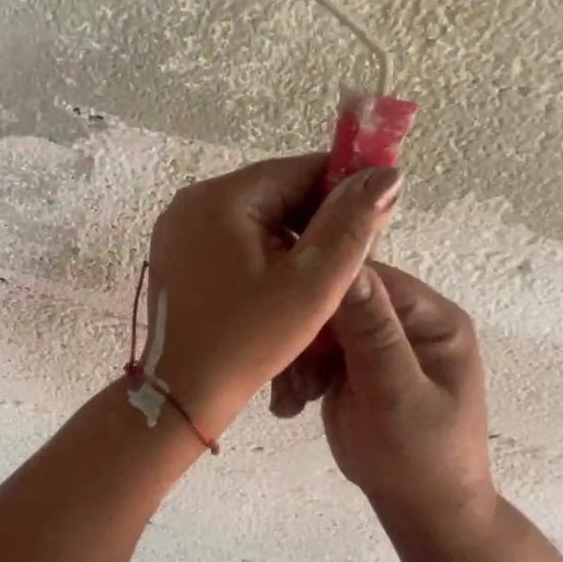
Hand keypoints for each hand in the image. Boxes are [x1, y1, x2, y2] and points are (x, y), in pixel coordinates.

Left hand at [144, 155, 401, 437]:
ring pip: (256, 214)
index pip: (298, 170)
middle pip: (275, 190)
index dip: (344, 190)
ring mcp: (178, 226)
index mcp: (219, 197)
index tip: (376, 223)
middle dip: (318, 218)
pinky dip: (264, 250)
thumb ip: (351, 225)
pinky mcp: (176, 251)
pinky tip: (285, 282)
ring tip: (321, 277)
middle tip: (352, 261)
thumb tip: (385, 174)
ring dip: (293, 237)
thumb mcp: (311, 283)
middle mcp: (191, 200)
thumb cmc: (248, 339)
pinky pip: (232, 235)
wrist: (182, 391)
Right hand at [270, 261, 493, 527]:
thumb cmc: (421, 458)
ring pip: (314, 323)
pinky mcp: (349, 362)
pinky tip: (291, 404)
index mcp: (431, 317)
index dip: (324, 288)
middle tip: (285, 370)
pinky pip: (309, 349)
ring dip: (295, 359)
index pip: (367, 275)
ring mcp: (374, 341)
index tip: (287, 313)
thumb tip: (346, 267)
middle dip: (304, 332)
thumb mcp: (396, 393)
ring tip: (290, 397)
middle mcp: (404, 320)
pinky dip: (294, 374)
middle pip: (334, 298)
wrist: (420, 512)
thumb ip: (372, 331)